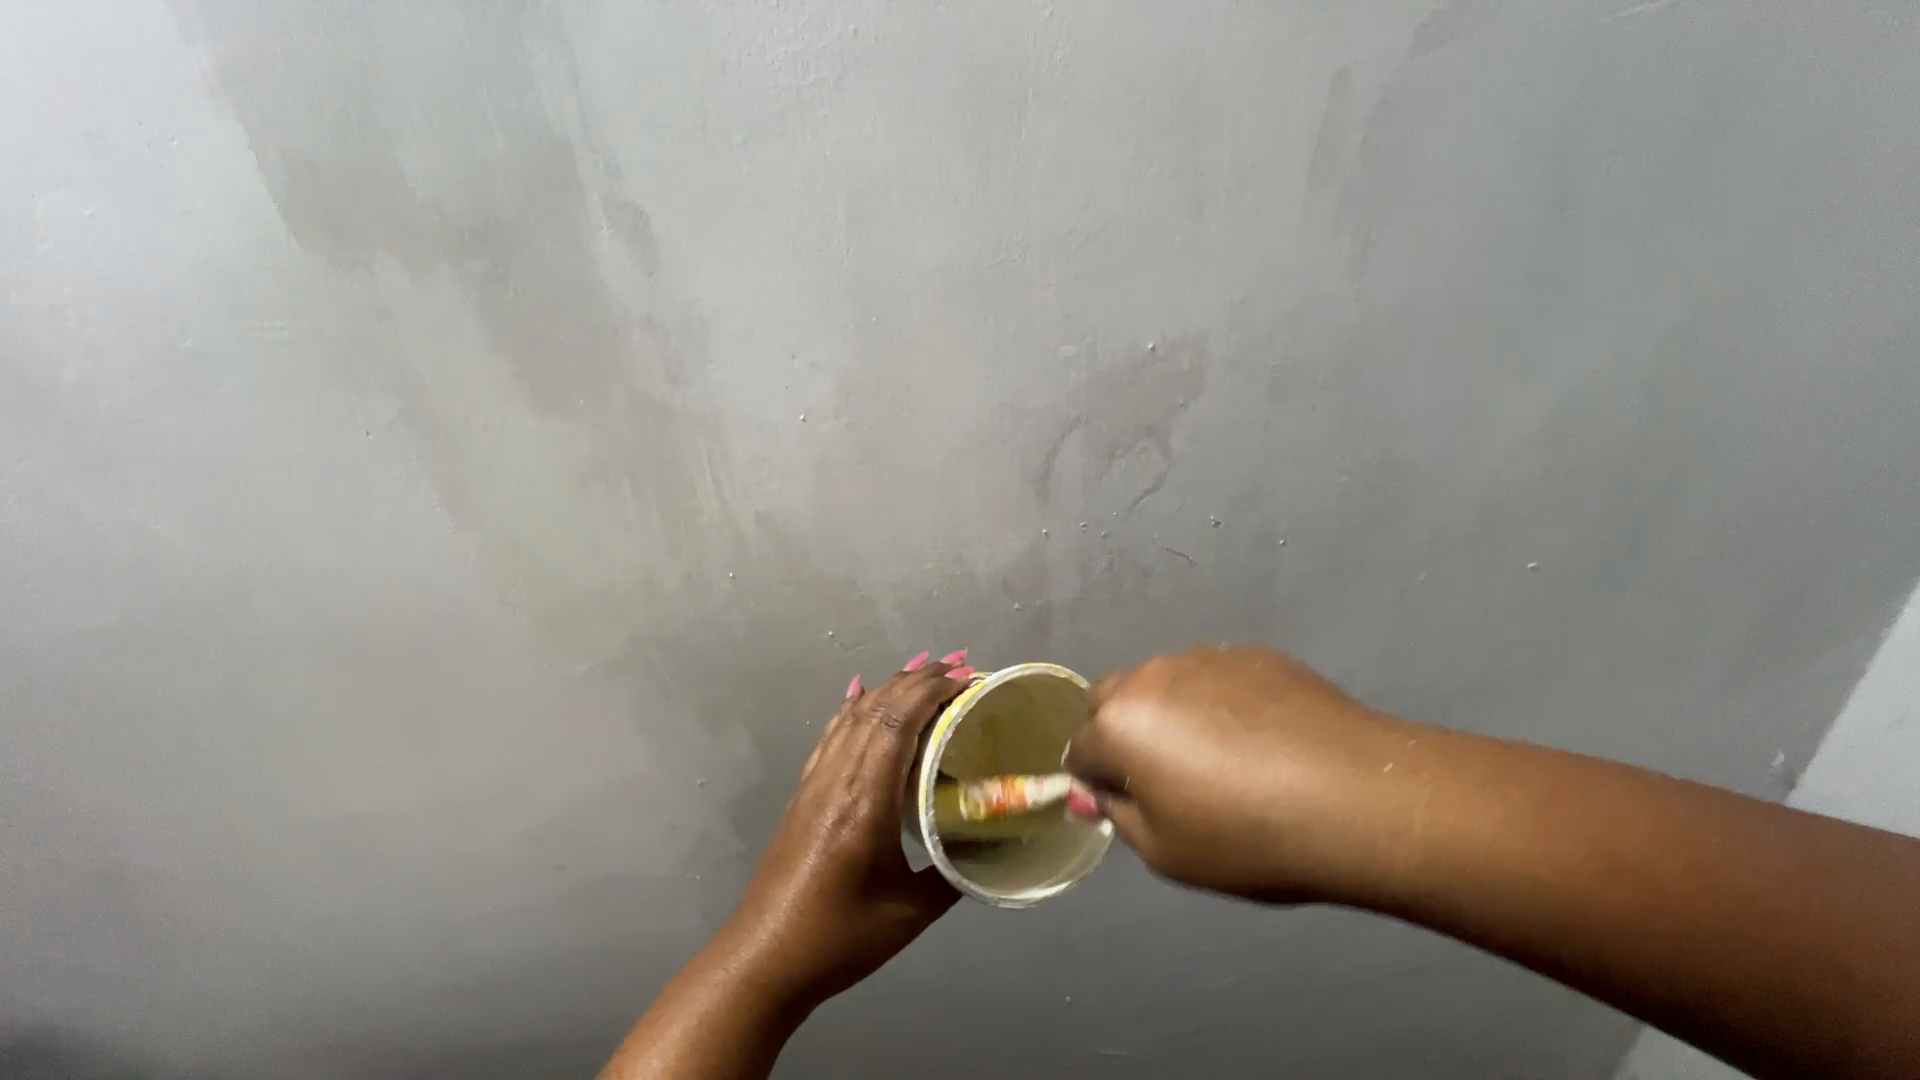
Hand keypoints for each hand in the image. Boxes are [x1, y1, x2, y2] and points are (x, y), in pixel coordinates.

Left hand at [719, 650, 976, 1006]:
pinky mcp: (804, 793)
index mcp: (865, 800)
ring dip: (890, 687)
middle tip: (960, 666)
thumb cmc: (838, 938)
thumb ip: (951, 874)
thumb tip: (984, 846)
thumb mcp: (909, 913)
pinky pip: (832, 735)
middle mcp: (838, 778)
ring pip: (853, 715)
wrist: (762, 959)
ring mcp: (815, 783)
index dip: (933, 691)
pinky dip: (852, 707)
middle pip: (877, 708)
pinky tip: (860, 692)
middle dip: (919, 679)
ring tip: (924, 670)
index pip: (898, 722)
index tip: (969, 679)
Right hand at [1065, 645, 1406, 903]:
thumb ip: (1117, 814)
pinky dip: (1215, 702)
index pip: (1078, 750)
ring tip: (1220, 757)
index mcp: (1118, 725)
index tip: (1130, 806)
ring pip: (1160, 683)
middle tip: (1165, 777)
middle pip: (1109, 700)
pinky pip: (1210, 677)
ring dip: (1166, 712)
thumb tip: (1093, 791)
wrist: (1358, 796)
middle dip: (1119, 733)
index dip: (1097, 782)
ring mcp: (1203, 658)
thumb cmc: (1248, 837)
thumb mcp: (1166, 851)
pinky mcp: (1251, 654)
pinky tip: (1258, 739)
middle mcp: (1150, 677)